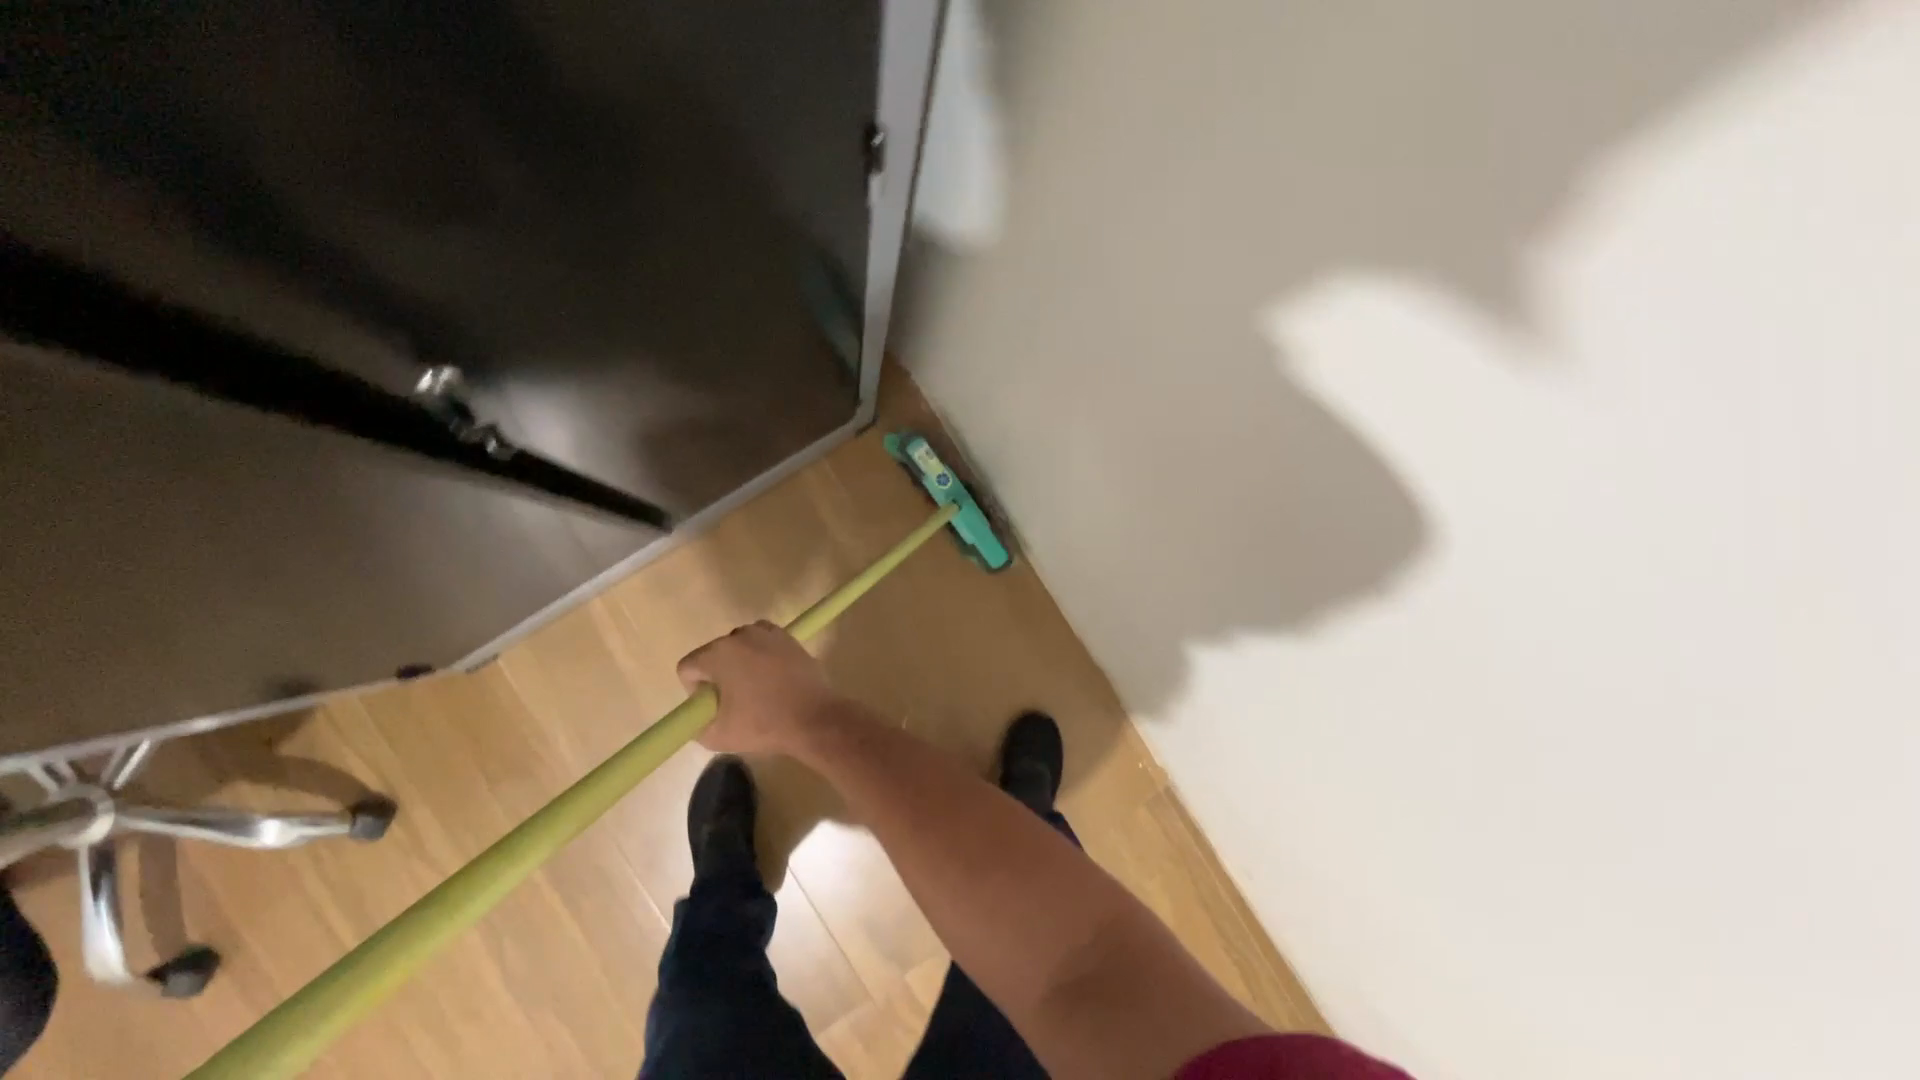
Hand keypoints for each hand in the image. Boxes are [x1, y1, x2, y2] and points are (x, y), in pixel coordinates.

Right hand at [677, 621, 842, 754]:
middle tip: (735, 702)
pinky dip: (761, 656)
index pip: (688, 667)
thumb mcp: (717, 736)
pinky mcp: (788, 637)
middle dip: (718, 676)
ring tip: (756, 690)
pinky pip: (762, 643)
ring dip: (740, 664)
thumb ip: (696, 725)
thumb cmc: (764, 725)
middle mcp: (740, 635)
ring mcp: (767, 632)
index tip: (713, 707)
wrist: (815, 718)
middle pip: (713, 654)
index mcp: (718, 654)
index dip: (695, 690)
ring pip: (738, 647)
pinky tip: (773, 678)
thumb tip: (698, 716)